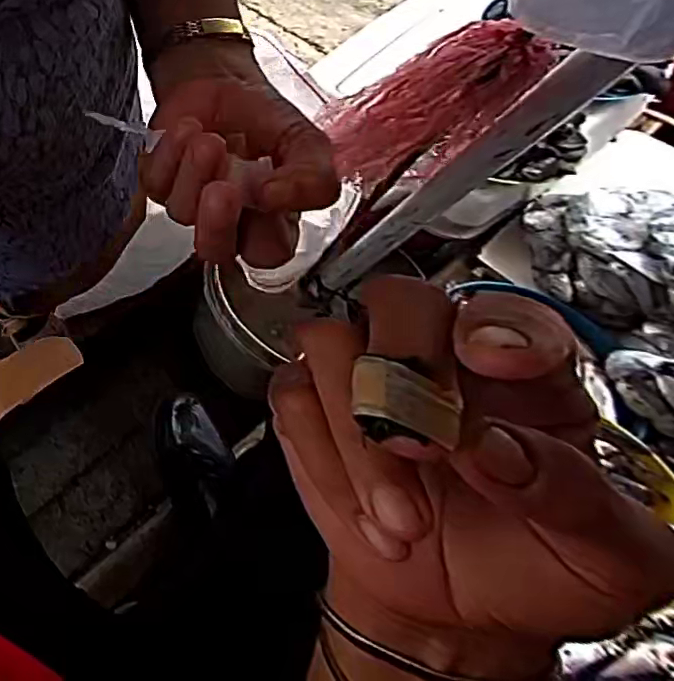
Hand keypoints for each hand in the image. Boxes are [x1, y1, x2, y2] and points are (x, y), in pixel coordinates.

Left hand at [142, 38, 338, 266]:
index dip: (265, 235)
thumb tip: (277, 199)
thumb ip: (312, 176)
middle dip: (216, 222)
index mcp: (272, 220)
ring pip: (183, 212)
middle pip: (215, 251)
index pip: (268, 254)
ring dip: (197, 171)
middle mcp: (228, 218)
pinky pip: (156, 183)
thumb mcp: (305, 143)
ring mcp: (187, 202)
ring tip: (210, 139)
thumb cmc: (264, 120)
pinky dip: (171, 153)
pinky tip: (187, 130)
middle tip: (223, 187)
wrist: (222, 85)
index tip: (267, 193)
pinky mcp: (156, 182)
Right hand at [272, 276, 673, 678]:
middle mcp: (434, 361)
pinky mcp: (302, 401)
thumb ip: (574, 496)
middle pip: (396, 299)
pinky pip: (291, 399)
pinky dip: (326, 462)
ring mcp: (356, 374)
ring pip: (327, 342)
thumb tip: (496, 448)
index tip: (493, 359)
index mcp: (526, 380)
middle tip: (418, 437)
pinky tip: (371, 512)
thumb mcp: (611, 557)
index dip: (493, 323)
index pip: (504, 310)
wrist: (455, 604)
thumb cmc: (539, 568)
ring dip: (357, 432)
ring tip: (402, 511)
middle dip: (400, 358)